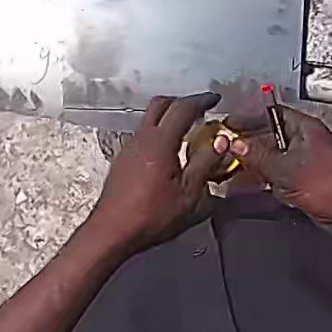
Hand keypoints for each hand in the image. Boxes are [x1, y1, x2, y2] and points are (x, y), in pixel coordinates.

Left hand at [85, 93, 228, 251]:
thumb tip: (220, 142)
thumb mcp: (189, 195)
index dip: (201, 100)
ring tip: (188, 132)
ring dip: (169, 117)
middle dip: (182, 102)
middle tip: (200, 110)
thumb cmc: (151, 217)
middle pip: (161, 104)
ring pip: (150, 119)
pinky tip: (170, 153)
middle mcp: (141, 139)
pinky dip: (159, 133)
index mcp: (160, 143)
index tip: (214, 99)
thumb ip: (206, 164)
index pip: (182, 108)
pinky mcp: (123, 161)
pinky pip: (143, 135)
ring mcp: (129, 148)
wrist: (111, 232)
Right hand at [228, 106, 331, 225]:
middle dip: (249, 144)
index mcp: (305, 127)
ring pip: (274, 157)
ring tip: (236, 171)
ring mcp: (308, 160)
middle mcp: (307, 140)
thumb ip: (258, 155)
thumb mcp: (285, 168)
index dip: (248, 117)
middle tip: (229, 150)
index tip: (230, 126)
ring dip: (256, 164)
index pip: (271, 113)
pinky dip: (266, 179)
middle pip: (270, 136)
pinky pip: (281, 174)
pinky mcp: (308, 180)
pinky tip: (253, 186)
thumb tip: (237, 144)